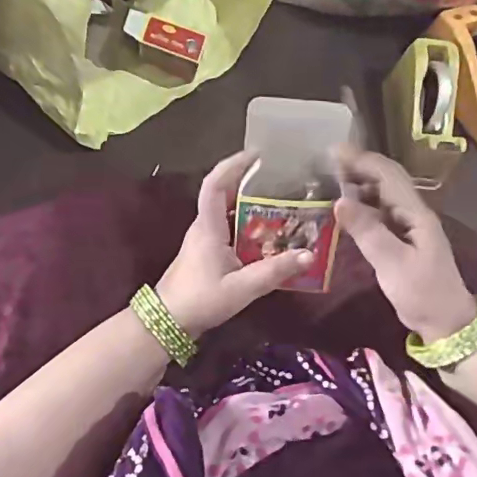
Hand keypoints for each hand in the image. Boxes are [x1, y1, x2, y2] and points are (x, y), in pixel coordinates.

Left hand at [155, 150, 313, 334]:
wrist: (168, 321)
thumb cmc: (200, 300)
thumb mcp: (241, 288)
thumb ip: (275, 271)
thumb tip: (309, 254)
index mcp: (208, 227)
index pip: (215, 184)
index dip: (233, 164)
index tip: (257, 154)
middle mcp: (204, 227)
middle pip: (224, 193)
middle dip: (250, 181)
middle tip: (281, 179)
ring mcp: (203, 239)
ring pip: (227, 211)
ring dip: (250, 204)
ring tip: (282, 202)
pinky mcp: (205, 252)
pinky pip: (228, 228)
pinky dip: (247, 224)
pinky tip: (268, 234)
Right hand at [334, 146, 476, 342]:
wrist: (446, 322)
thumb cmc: (422, 293)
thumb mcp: (392, 264)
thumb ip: (367, 231)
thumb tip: (339, 201)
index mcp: (415, 214)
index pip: (388, 175)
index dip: (362, 160)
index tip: (333, 151)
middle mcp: (413, 214)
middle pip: (386, 180)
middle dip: (359, 167)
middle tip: (326, 162)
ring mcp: (408, 227)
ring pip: (382, 196)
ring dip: (358, 184)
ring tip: (329, 182)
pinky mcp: (401, 241)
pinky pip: (379, 214)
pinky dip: (361, 206)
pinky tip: (343, 210)